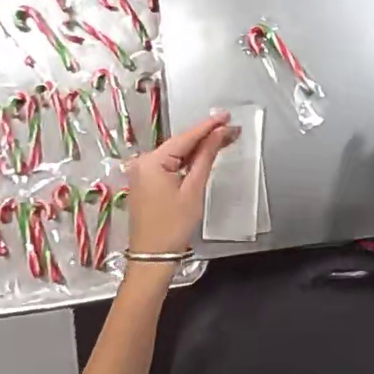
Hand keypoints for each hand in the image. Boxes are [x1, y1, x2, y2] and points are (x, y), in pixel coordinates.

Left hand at [126, 110, 235, 253]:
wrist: (153, 257)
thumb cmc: (173, 226)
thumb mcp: (193, 190)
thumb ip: (205, 158)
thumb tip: (218, 135)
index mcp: (151, 161)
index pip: (185, 138)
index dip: (208, 126)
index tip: (226, 116)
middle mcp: (143, 162)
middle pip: (179, 144)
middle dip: (205, 137)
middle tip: (231, 128)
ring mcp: (142, 173)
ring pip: (175, 155)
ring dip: (197, 149)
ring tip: (223, 139)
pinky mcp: (146, 183)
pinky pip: (169, 165)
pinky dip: (186, 161)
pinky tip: (203, 156)